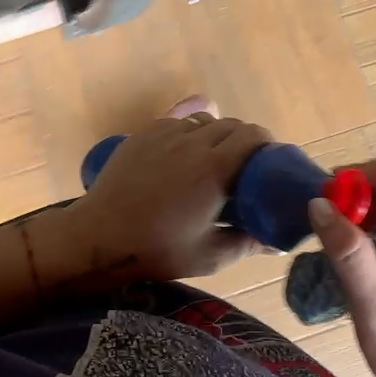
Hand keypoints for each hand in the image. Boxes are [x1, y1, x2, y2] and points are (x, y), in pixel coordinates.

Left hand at [42, 113, 268, 284]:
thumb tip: (275, 242)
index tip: (270, 161)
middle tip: (246, 166)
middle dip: (245, 140)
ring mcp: (165, 134)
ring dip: (217, 135)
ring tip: (215, 159)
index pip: (253, 136)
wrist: (100, 236)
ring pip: (204, 121)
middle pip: (232, 126)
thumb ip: (246, 243)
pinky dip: (190, 130)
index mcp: (214, 169)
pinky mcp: (144, 134)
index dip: (267, 144)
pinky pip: (177, 121)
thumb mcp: (210, 255)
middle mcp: (193, 142)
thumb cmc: (157, 249)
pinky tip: (187, 147)